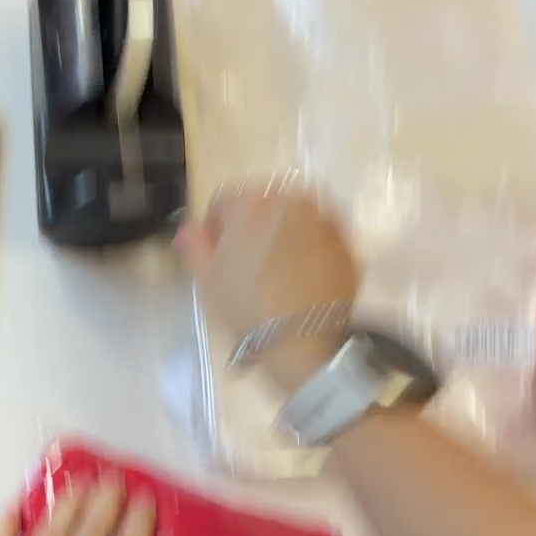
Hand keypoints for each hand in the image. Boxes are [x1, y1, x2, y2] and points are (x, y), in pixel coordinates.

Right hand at [179, 184, 361, 387]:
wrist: (305, 337)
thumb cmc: (248, 307)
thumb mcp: (207, 279)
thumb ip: (195, 246)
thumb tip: (190, 230)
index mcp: (250, 203)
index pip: (222, 201)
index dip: (213, 228)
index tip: (214, 254)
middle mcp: (290, 199)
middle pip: (259, 202)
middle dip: (249, 225)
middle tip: (243, 261)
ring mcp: (324, 216)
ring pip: (290, 215)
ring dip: (278, 231)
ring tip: (271, 267)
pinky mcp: (345, 238)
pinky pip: (316, 232)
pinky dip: (304, 244)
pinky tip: (295, 275)